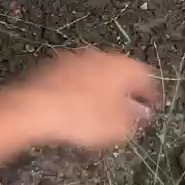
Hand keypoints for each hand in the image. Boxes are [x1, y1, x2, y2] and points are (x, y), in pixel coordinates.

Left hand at [0, 49, 161, 149]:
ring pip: (96, 75)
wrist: (33, 108)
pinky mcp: (53, 66)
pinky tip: (74, 108)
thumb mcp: (118, 129)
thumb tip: (140, 115)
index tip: (151, 109)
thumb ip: (135, 121)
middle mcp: (102, 56)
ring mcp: (75, 58)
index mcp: (124, 66)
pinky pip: (74, 80)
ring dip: (100, 91)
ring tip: (98, 113)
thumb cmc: (82, 118)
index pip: (148, 79)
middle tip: (125, 112)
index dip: (151, 97)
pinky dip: (79, 92)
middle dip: (124, 92)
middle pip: (121, 73)